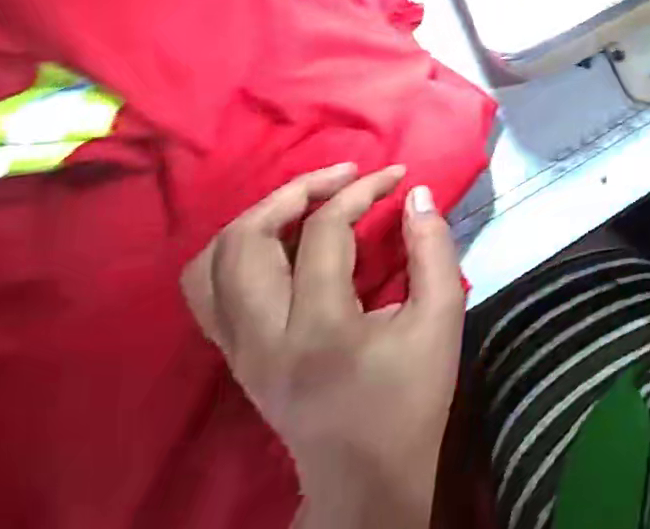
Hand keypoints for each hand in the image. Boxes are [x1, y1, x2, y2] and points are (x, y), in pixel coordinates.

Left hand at [181, 163, 462, 528]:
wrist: (367, 475)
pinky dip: (236, 252)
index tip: (397, 176)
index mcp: (319, 328)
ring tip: (305, 201)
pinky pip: (208, 292)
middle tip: (344, 175)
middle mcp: (262, 336)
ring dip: (256, 218)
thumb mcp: (441, 317)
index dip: (361, 192)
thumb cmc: (413, 395)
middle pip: (245, 240)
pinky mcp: (234, 358)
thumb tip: (415, 193)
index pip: (323, 233)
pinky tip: (278, 242)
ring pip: (210, 265)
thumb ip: (433, 249)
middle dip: (296, 191)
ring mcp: (238, 351)